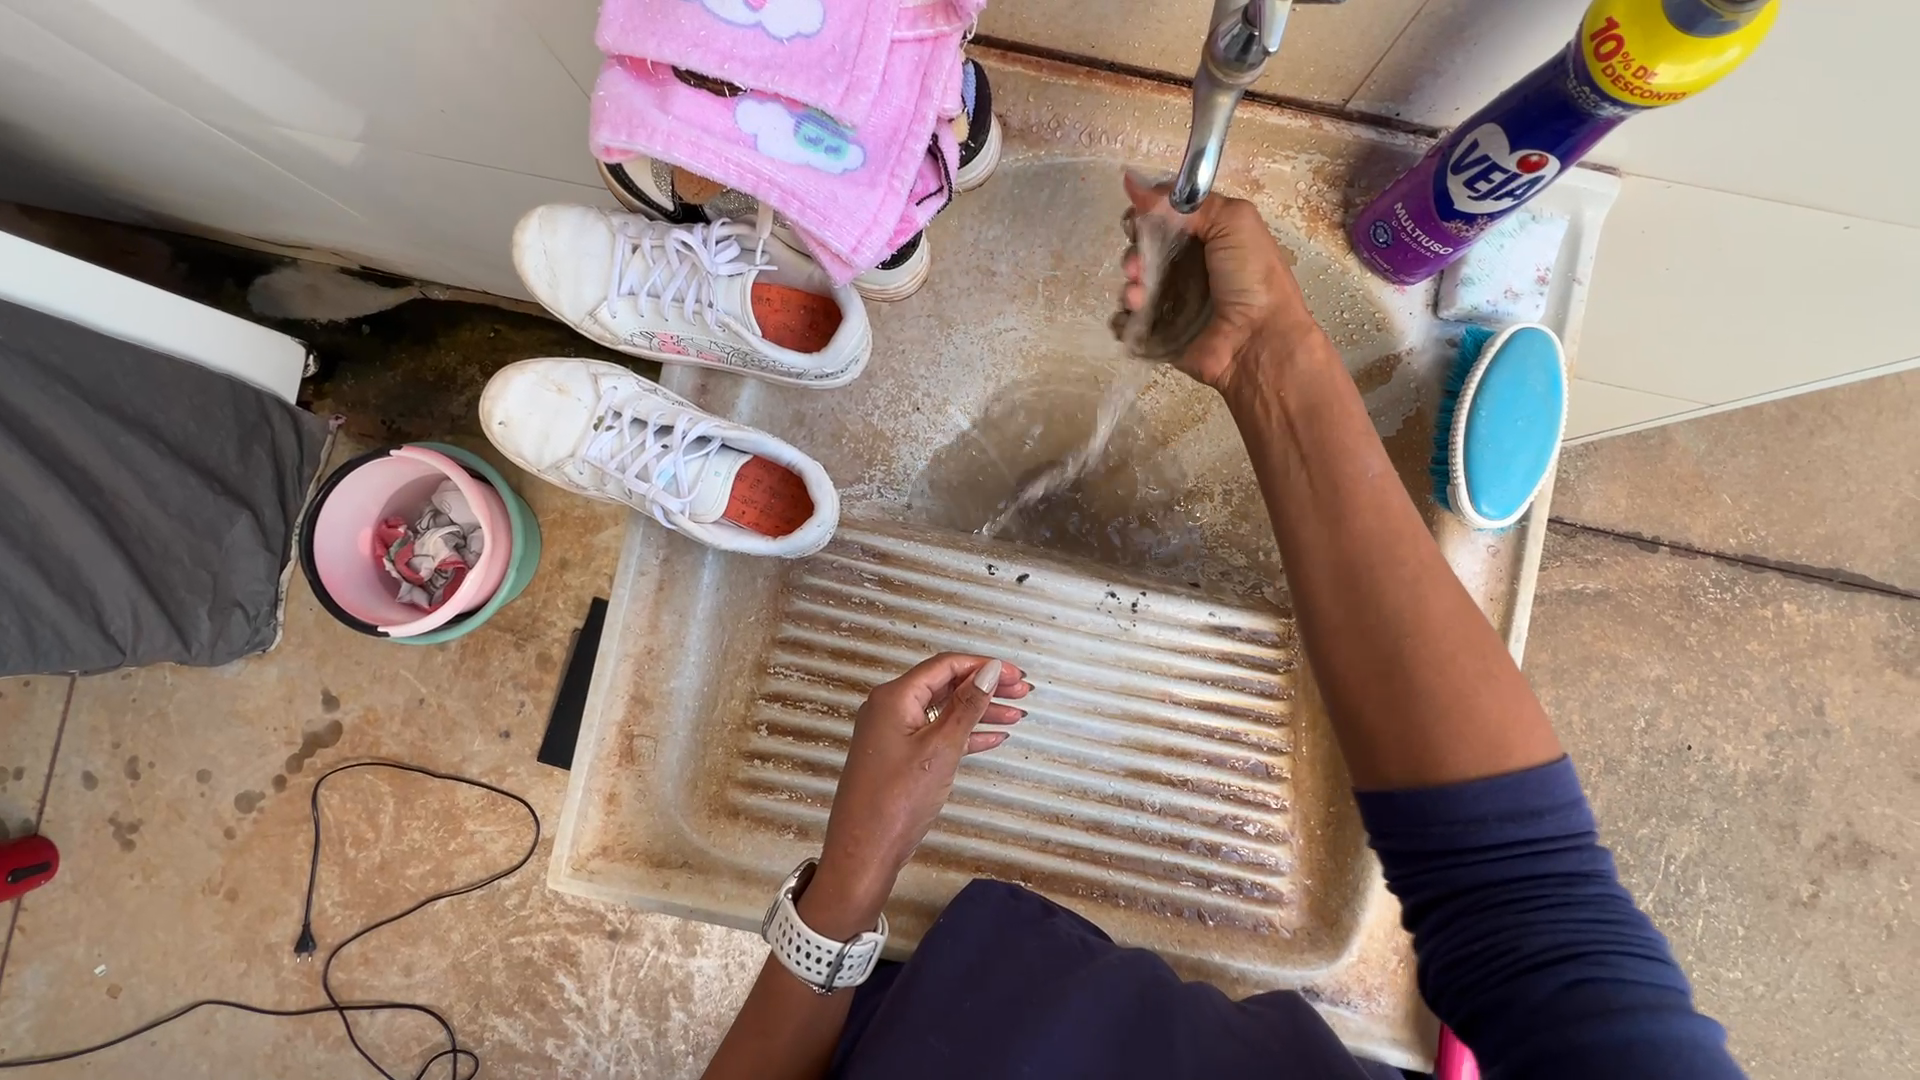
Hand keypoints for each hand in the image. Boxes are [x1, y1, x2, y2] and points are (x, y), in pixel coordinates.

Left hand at [799, 654, 1030, 938]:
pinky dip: (964, 734)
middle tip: (1021, 690)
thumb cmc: (895, 802)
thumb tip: (990, 670)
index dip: (983, 665)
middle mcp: (889, 708)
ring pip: (943, 710)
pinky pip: (936, 733)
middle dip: (985, 686)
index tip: (1016, 674)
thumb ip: (967, 705)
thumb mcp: (941, 748)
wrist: (864, 853)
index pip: (945, 666)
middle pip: (945, 685)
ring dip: (979, 710)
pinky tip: (993, 737)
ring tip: (1016, 713)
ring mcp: (892, 732)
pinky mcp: (897, 755)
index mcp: (894, 697)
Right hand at [1119, 172, 1323, 398]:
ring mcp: (1170, 304)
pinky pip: (1127, 324)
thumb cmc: (1252, 278)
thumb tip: (1133, 181)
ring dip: (1129, 287)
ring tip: (1140, 298)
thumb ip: (1187, 202)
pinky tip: (1133, 319)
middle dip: (1133, 253)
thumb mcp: (1233, 220)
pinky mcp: (1158, 336)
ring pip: (1131, 286)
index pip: (1161, 219)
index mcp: (1204, 238)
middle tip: (1138, 266)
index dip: (1143, 216)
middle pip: (1141, 251)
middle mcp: (1185, 269)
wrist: (1256, 340)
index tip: (1136, 219)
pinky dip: (1123, 320)